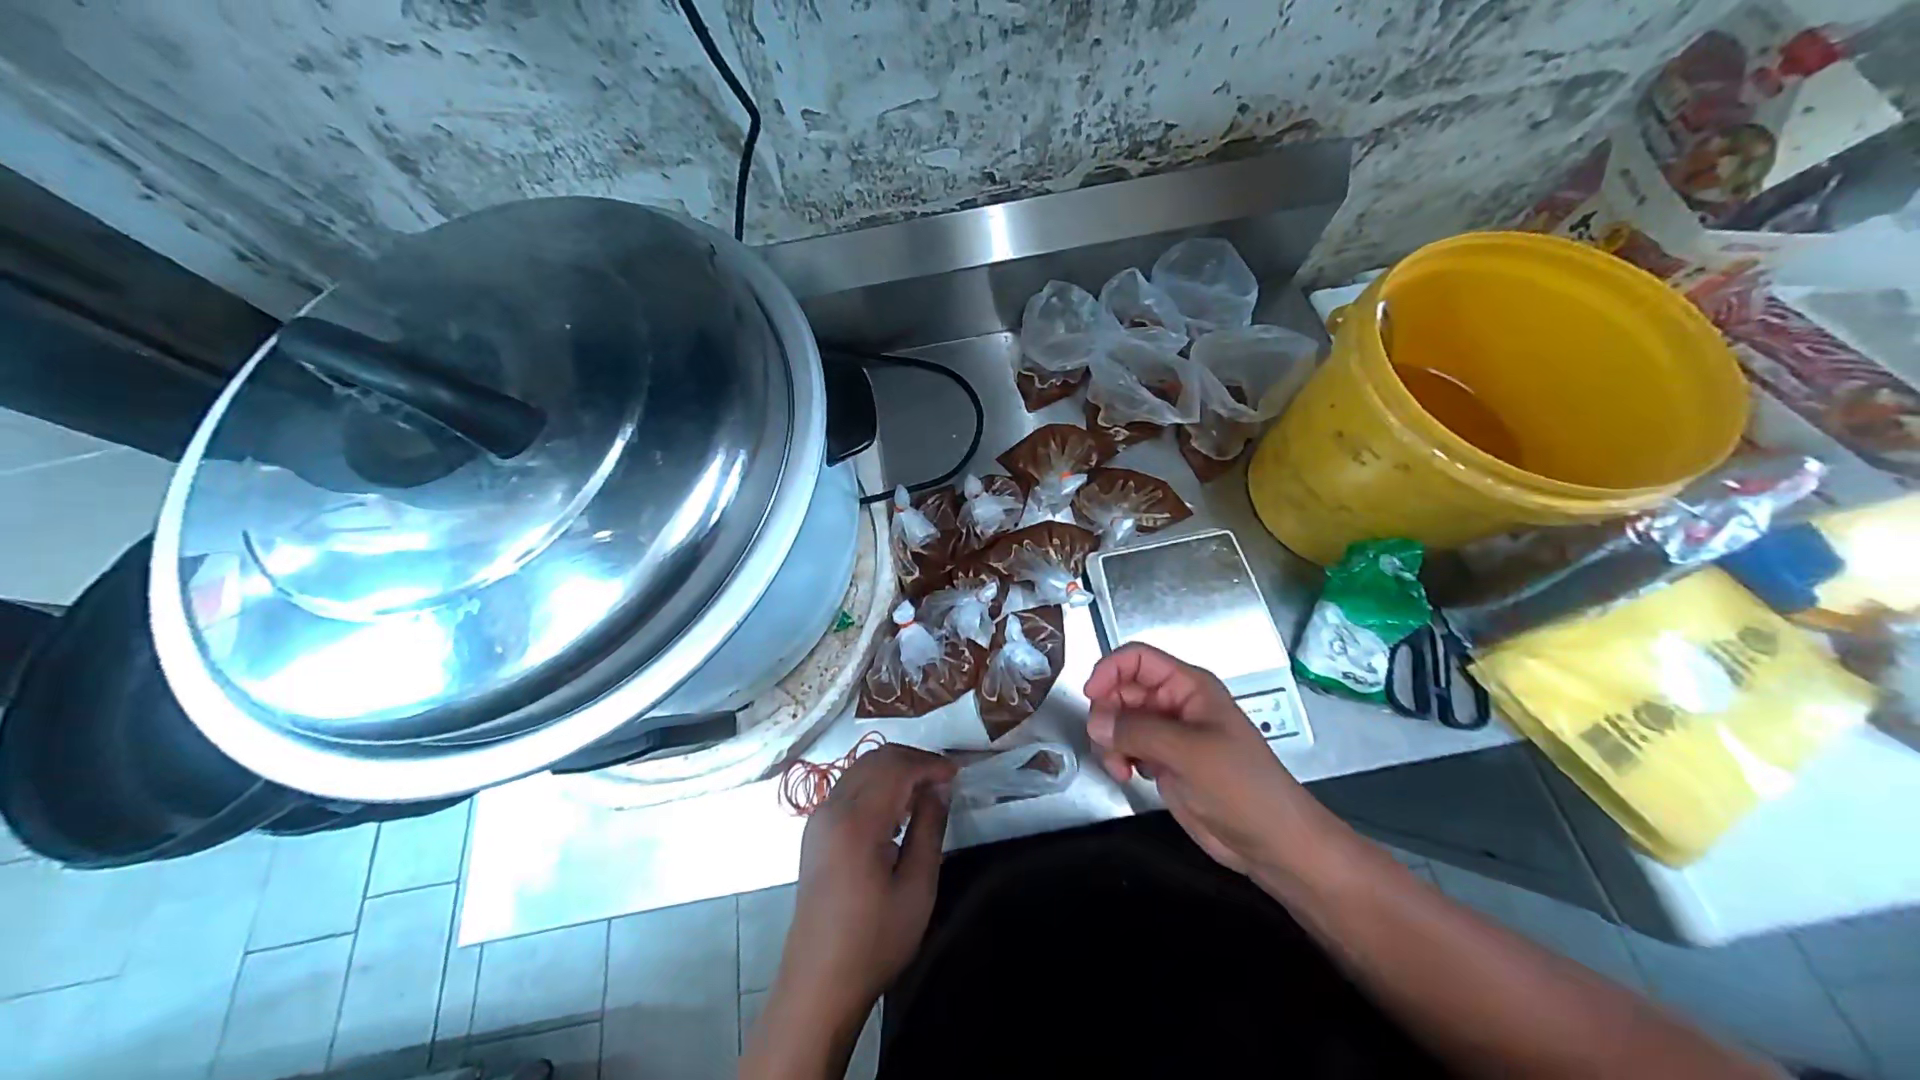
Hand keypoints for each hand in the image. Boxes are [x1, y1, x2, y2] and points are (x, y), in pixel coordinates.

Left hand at [780, 744, 956, 1013]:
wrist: (819, 981)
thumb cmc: (874, 940)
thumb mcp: (917, 887)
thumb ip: (929, 828)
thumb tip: (938, 789)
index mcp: (856, 821)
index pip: (896, 767)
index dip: (929, 763)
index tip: (958, 774)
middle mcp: (832, 809)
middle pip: (875, 760)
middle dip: (913, 759)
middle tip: (944, 778)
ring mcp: (818, 818)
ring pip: (860, 769)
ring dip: (894, 769)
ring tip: (926, 790)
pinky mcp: (815, 831)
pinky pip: (849, 787)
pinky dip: (877, 783)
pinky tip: (897, 808)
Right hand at [1084, 643, 1331, 876]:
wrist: (1270, 841)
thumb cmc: (1243, 787)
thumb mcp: (1190, 752)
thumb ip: (1139, 731)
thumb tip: (1097, 722)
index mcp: (1189, 687)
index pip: (1138, 659)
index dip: (1110, 670)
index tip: (1092, 696)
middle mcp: (1175, 704)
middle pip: (1121, 689)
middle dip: (1107, 714)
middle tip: (1107, 742)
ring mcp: (1168, 734)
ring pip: (1118, 720)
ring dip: (1109, 740)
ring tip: (1119, 766)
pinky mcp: (1162, 761)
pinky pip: (1124, 747)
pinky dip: (1116, 757)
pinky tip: (1126, 775)